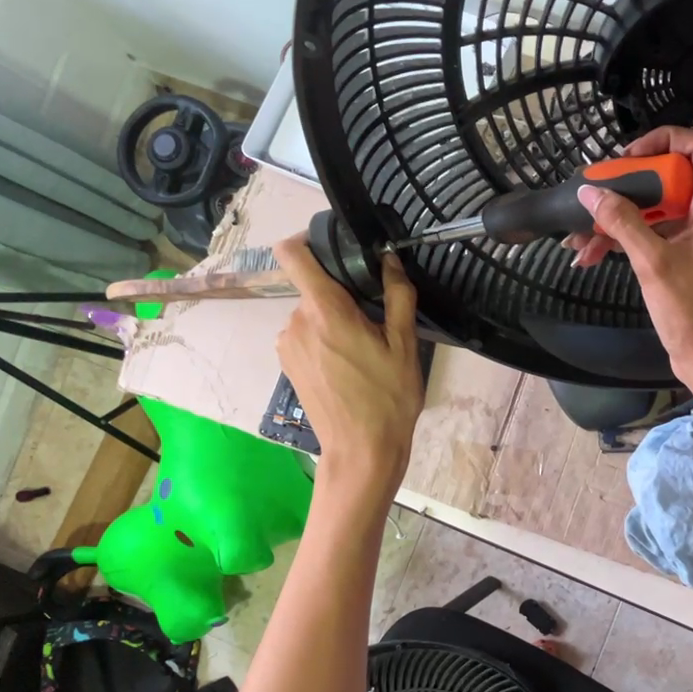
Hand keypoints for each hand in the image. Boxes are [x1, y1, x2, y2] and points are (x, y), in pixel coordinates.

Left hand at [273, 235, 422, 479]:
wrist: (362, 450)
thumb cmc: (388, 399)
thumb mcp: (405, 347)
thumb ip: (398, 297)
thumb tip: (390, 260)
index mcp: (326, 311)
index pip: (292, 254)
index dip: (308, 241)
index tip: (334, 248)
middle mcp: (297, 321)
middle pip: (314, 288)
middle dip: (341, 297)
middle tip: (375, 322)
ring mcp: (287, 344)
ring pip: (311, 315)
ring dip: (334, 322)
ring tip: (365, 352)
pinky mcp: (288, 364)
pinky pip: (306, 337)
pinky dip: (325, 341)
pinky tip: (349, 368)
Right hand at [566, 127, 692, 387]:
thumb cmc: (692, 313)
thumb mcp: (653, 264)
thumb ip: (623, 223)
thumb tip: (591, 192)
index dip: (668, 139)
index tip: (631, 155)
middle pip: (667, 180)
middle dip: (626, 187)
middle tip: (595, 194)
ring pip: (653, 214)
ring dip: (616, 220)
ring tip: (577, 237)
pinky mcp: (681, 264)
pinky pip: (650, 239)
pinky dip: (623, 243)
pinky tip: (589, 256)